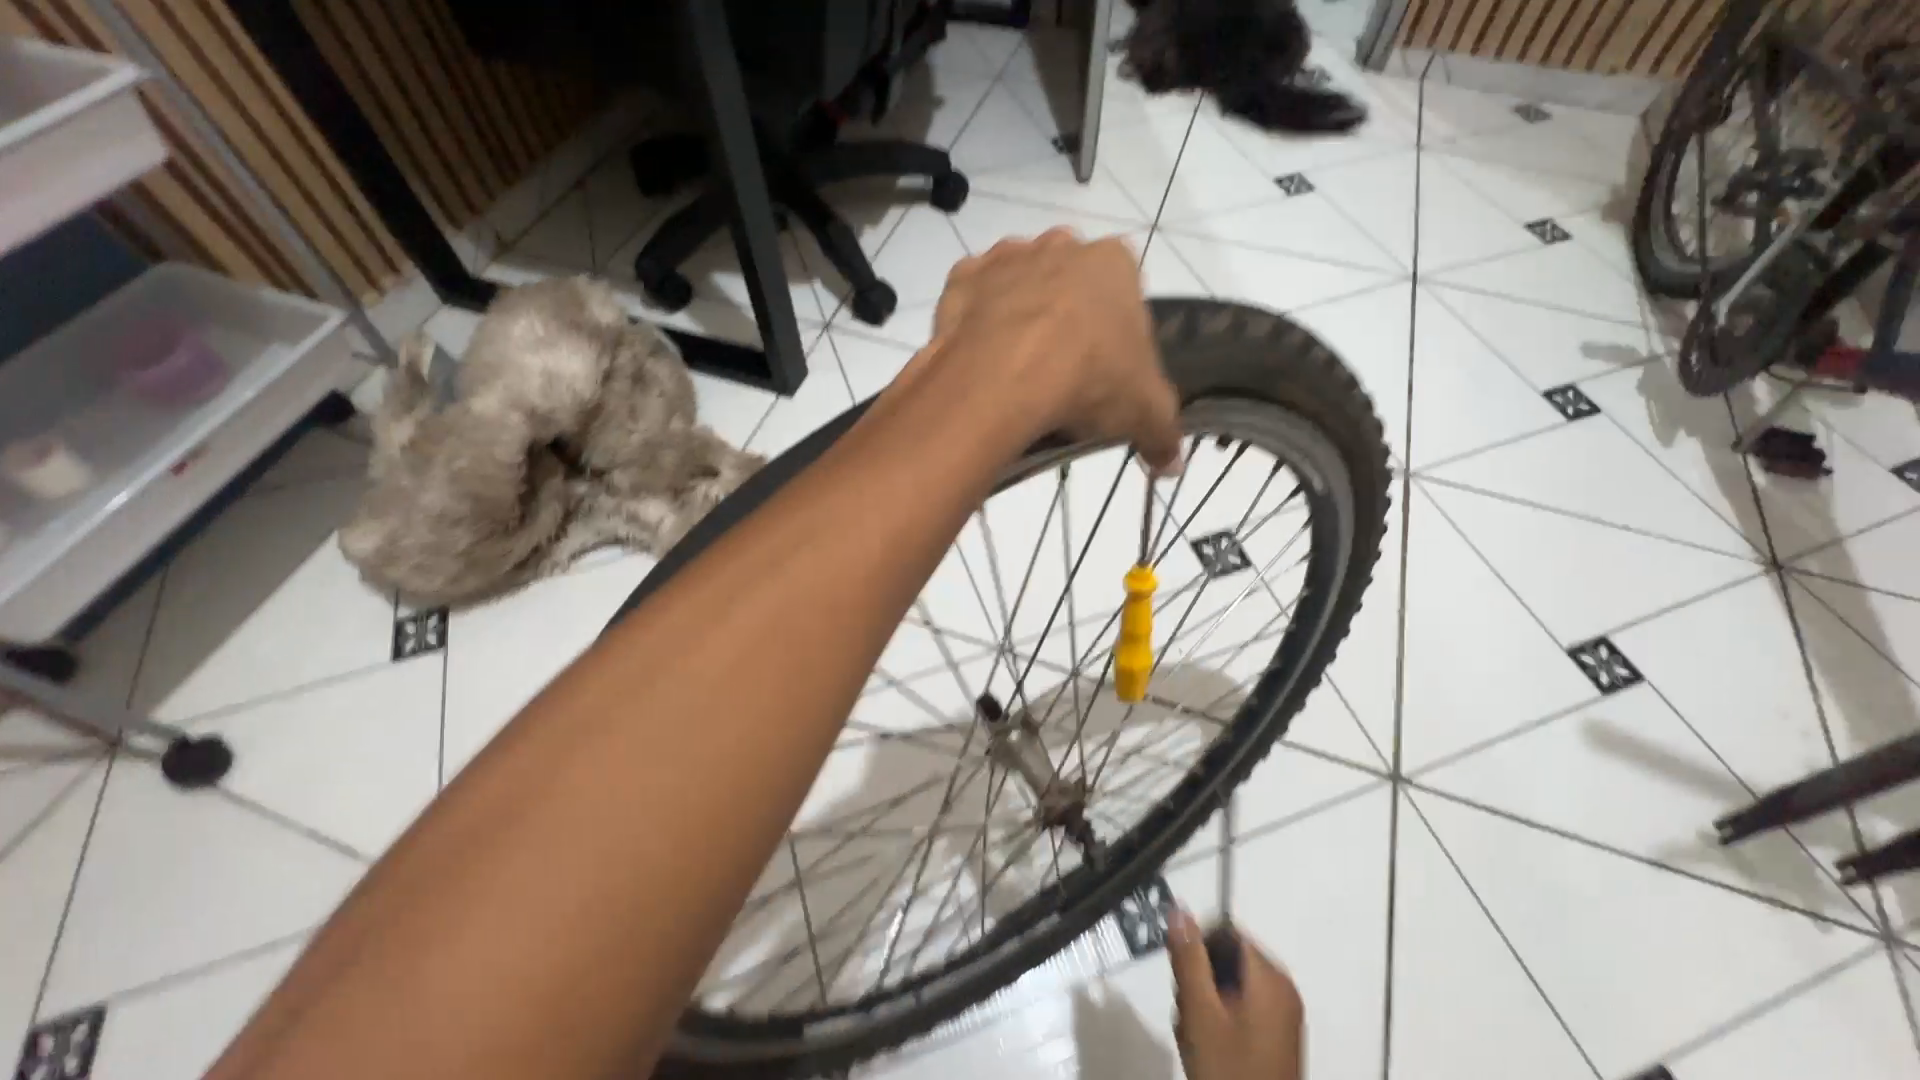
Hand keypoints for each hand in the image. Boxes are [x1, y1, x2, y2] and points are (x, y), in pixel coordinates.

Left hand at [927, 228, 1182, 473]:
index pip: (1125, 297)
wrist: (1003, 375)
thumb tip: (1173, 464)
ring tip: (1017, 374)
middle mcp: (1061, 245)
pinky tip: (981, 361)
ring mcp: (1006, 256)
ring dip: (1020, 318)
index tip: (1106, 375)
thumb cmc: (1090, 379)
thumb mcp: (1144, 413)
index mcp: (1115, 263)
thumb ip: (1164, 434)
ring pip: (1018, 286)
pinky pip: (972, 298)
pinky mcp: (962, 278)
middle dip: (1067, 322)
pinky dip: (976, 323)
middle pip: (1069, 286)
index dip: (1116, 339)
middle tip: (1062, 376)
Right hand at [1168, 911, 1304, 1079]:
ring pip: (1229, 986)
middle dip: (1199, 983)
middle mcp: (1282, 988)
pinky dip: (1221, 1020)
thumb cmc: (1229, 1068)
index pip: (1225, 933)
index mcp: (1270, 977)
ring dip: (1205, 1005)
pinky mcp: (1277, 1036)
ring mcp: (1282, 1015)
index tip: (1182, 981)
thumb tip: (1179, 909)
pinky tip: (1209, 1046)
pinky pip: (1242, 1008)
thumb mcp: (1201, 1012)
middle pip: (1226, 959)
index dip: (1197, 951)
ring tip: (1197, 1038)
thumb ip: (1189, 959)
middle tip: (1189, 1016)